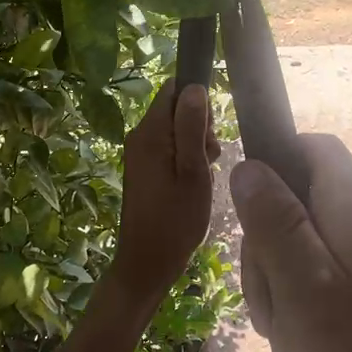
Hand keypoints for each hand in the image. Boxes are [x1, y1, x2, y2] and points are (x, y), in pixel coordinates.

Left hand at [111, 82, 219, 297]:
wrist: (146, 265)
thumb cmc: (175, 221)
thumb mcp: (193, 172)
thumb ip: (192, 127)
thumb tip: (195, 86)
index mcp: (150, 132)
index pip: (174, 89)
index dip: (198, 101)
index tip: (211, 131)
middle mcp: (140, 136)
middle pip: (177, 109)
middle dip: (200, 127)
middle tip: (209, 159)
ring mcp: (140, 153)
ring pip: (176, 130)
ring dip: (196, 146)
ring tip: (204, 176)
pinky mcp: (144, 169)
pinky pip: (170, 148)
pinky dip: (186, 160)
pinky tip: (194, 184)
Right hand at [231, 135, 351, 351]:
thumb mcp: (302, 289)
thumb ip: (275, 222)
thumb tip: (250, 163)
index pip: (315, 148)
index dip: (275, 161)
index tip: (246, 210)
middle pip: (304, 198)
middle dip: (268, 236)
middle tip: (267, 292)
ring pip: (306, 245)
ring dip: (279, 278)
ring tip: (283, 330)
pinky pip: (323, 284)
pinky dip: (299, 306)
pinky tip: (298, 346)